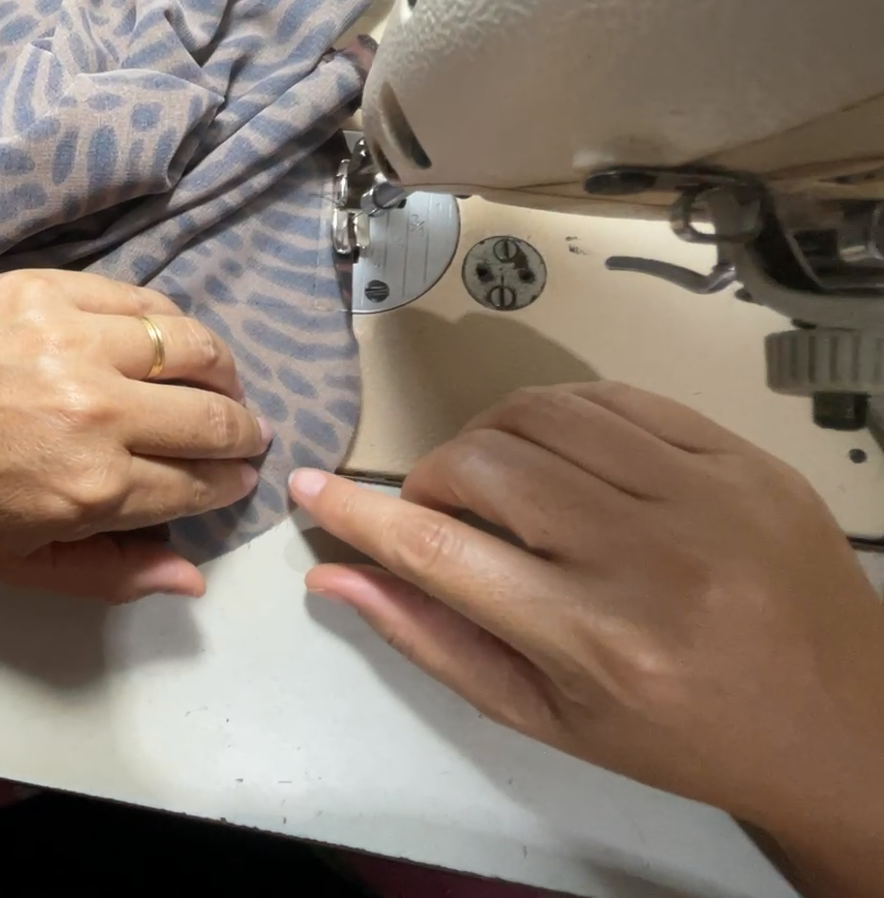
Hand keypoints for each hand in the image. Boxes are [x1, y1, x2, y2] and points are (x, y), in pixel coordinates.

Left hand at [0, 270, 269, 602]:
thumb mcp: (17, 564)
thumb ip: (111, 574)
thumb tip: (193, 576)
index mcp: (93, 487)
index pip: (200, 483)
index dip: (228, 482)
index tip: (233, 475)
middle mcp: (97, 411)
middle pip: (212, 418)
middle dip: (242, 433)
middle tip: (242, 433)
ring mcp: (72, 340)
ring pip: (193, 347)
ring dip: (221, 371)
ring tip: (218, 381)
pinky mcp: (44, 292)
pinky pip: (141, 298)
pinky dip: (172, 320)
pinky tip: (170, 337)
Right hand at [290, 383, 883, 893]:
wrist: (862, 735)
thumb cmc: (673, 735)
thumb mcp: (535, 713)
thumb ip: (424, 636)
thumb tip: (330, 575)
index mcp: (598, 641)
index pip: (437, 552)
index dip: (356, 512)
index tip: (306, 486)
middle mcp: (655, 560)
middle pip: (480, 464)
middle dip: (434, 482)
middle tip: (447, 516)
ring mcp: (712, 498)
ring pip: (535, 414)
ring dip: (486, 442)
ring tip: (500, 485)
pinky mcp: (749, 461)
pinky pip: (606, 398)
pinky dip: (553, 418)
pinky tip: (558, 458)